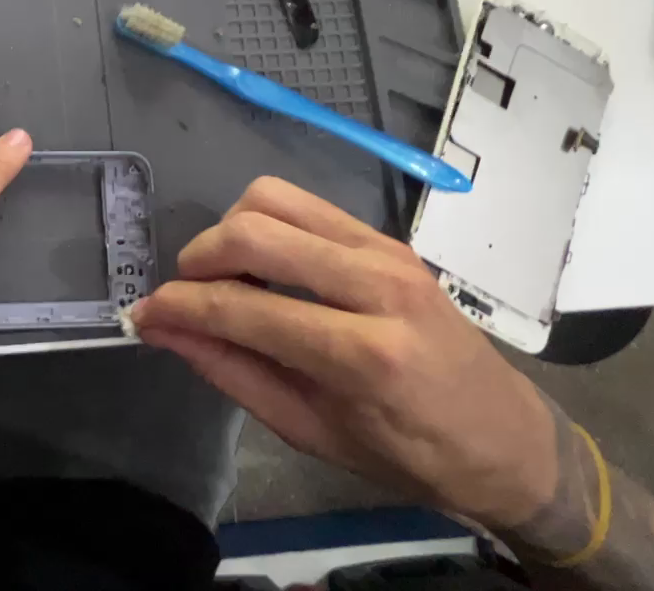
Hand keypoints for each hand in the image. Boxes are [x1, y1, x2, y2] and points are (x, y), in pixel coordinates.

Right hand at [130, 177, 557, 528]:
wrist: (509, 438)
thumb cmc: (410, 454)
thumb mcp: (308, 431)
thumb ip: (229, 371)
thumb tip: (161, 329)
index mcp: (365, 355)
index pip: (244, 308)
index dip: (180, 308)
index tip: (144, 314)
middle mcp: (377, 284)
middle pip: (253, 232)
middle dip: (198, 258)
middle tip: (184, 294)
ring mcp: (384, 249)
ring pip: (272, 199)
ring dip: (229, 230)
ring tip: (225, 274)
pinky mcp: (384, 235)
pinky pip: (300, 201)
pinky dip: (262, 221)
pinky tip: (262, 262)